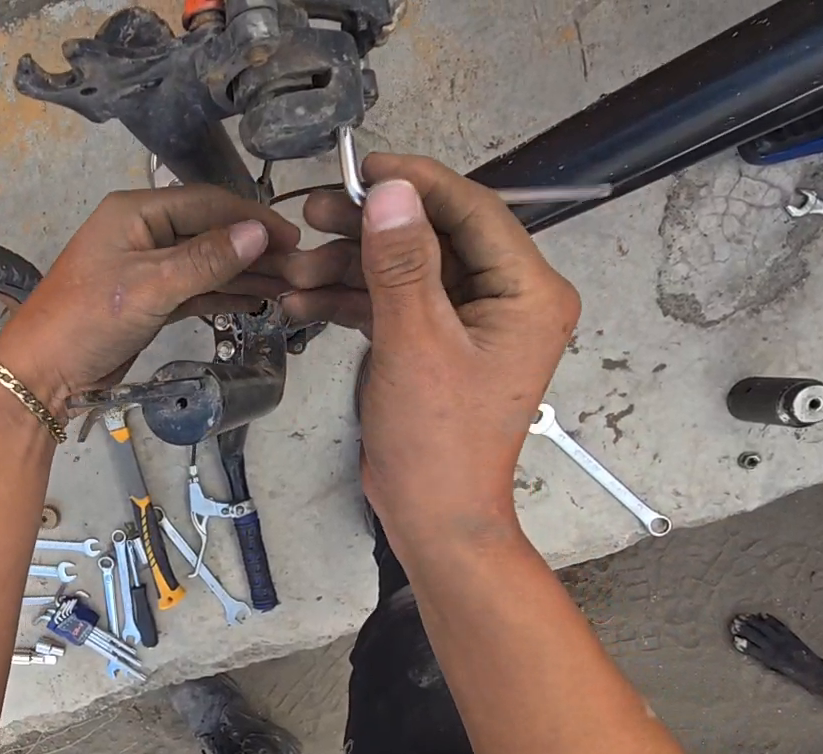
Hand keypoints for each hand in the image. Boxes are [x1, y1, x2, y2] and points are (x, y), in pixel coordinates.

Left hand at [0, 186, 299, 411]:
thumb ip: (206, 260)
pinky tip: (255, 300)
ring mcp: (146, 268)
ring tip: (288, 286)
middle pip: (210, 233)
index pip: (207, 204)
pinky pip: (194, 290)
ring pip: (205, 265)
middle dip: (253, 250)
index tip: (293, 238)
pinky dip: (222, 295)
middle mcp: (143, 232)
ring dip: (243, 275)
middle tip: (299, 268)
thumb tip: (259, 234)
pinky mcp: (149, 301)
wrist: (44, 372)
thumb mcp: (151, 286)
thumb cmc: (89, 320)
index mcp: (137, 212)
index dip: (252, 220)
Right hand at [270, 155, 579, 541]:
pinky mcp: (434, 346)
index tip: (362, 169)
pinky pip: (394, 307)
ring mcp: (467, 324)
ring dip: (350, 271)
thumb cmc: (437, 443)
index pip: (472, 212)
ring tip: (296, 270)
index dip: (416, 184)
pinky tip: (306, 301)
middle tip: (315, 215)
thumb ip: (402, 264)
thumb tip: (392, 193)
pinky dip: (353, 304)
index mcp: (526, 292)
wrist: (432, 515)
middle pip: (432, 240)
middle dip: (369, 230)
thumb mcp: (415, 345)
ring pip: (405, 273)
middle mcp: (504, 300)